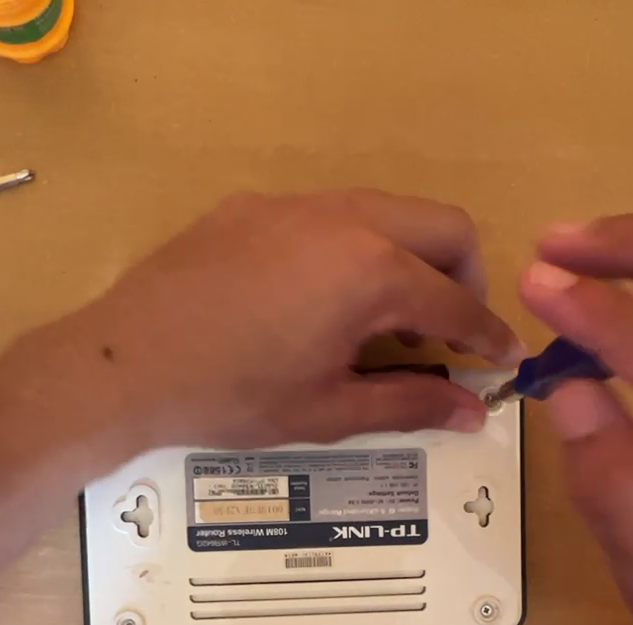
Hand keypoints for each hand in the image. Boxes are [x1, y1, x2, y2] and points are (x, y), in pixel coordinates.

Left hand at [0, 190, 524, 454]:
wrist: (125, 366)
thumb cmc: (232, 399)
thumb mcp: (327, 412)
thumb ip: (409, 403)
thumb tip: (473, 411)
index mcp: (371, 274)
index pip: (456, 302)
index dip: (489, 337)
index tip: (507, 361)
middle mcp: (344, 219)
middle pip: (442, 228)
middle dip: (465, 279)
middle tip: (451, 334)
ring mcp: (295, 204)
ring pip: (387, 211)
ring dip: (410, 260)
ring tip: (389, 322)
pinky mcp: (255, 206)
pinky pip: (332, 216)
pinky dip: (357, 251)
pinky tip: (325, 301)